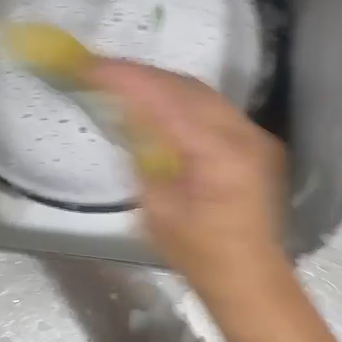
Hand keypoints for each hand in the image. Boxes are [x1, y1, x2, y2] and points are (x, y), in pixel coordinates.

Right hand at [83, 60, 292, 303]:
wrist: (249, 275)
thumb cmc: (198, 253)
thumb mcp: (156, 210)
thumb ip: (144, 161)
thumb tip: (127, 125)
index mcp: (217, 154)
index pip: (165, 101)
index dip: (125, 79)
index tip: (89, 66)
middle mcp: (242, 134)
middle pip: (185, 87)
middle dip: (139, 75)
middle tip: (98, 69)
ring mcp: (252, 135)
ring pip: (200, 92)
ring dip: (158, 84)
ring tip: (120, 81)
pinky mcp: (252, 142)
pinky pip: (210, 107)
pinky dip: (176, 98)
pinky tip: (153, 103)